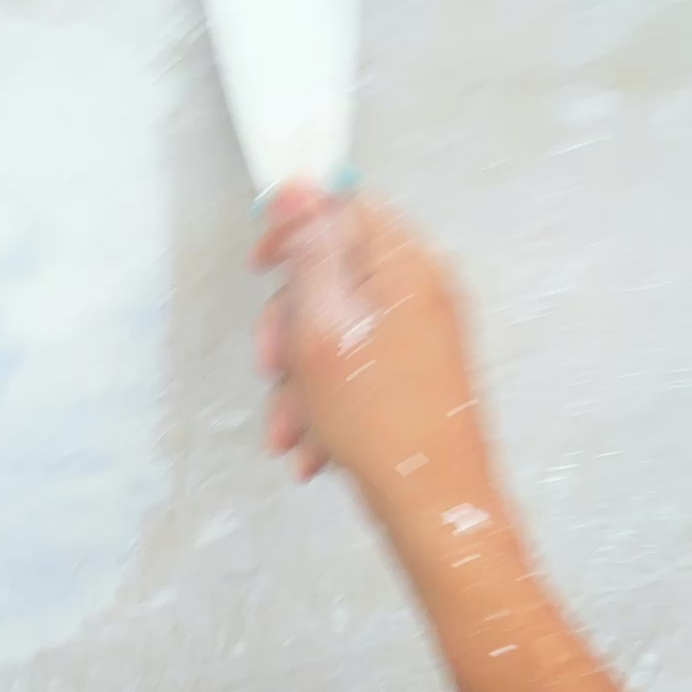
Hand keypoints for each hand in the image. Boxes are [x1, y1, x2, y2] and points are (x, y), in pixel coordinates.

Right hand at [252, 183, 491, 500]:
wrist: (433, 506)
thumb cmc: (376, 418)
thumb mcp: (323, 328)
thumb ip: (310, 252)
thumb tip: (299, 184)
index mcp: (404, 268)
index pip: (344, 210)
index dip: (294, 231)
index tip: (259, 268)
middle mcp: (418, 291)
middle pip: (331, 277)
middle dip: (289, 329)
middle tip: (270, 368)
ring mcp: (419, 333)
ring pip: (334, 330)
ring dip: (299, 380)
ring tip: (288, 432)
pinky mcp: (413, 370)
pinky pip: (353, 364)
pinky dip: (324, 399)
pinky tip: (310, 445)